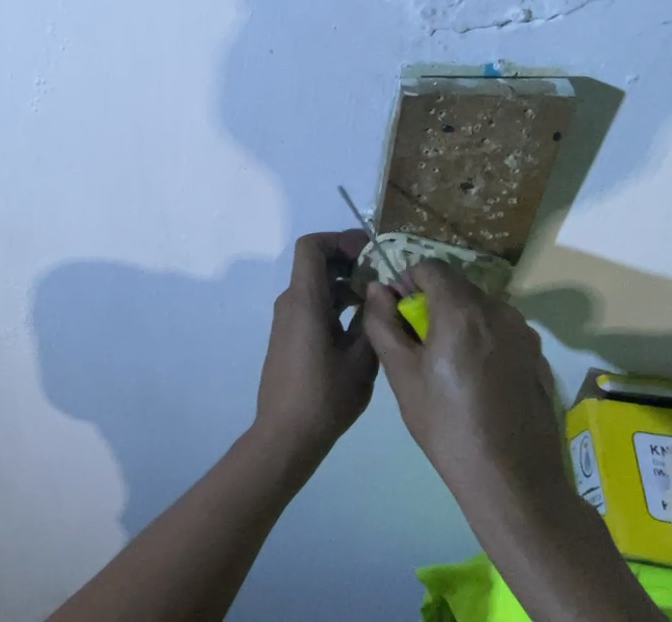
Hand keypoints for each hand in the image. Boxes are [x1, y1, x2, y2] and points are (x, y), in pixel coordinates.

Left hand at [252, 231, 379, 460]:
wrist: (287, 431)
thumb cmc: (325, 396)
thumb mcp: (361, 359)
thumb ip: (371, 320)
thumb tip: (378, 293)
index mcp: (304, 301)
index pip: (311, 247)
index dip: (339, 239)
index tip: (371, 250)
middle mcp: (291, 303)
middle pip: (315, 264)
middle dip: (349, 261)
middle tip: (384, 275)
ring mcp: (288, 319)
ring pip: (316, 286)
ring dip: (345, 285)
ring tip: (382, 301)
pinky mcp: (291, 335)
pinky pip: (313, 305)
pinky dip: (336, 303)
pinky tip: (365, 323)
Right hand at [361, 260, 567, 509]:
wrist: (512, 479)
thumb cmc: (445, 423)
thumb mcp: (400, 372)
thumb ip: (382, 322)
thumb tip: (378, 290)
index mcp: (462, 310)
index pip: (430, 266)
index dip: (407, 279)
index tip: (397, 309)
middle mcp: (499, 312)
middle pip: (457, 286)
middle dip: (432, 300)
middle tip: (415, 338)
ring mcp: (526, 336)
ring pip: (481, 308)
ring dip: (458, 319)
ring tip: (444, 361)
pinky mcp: (539, 360)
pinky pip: (502, 333)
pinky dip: (482, 340)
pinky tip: (474, 380)